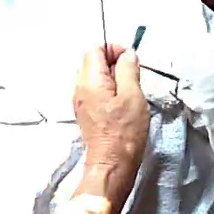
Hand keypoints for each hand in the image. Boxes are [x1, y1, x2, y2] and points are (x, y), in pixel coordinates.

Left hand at [73, 45, 149, 203]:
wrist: (112, 164)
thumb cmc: (124, 132)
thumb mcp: (133, 96)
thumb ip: (128, 70)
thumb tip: (128, 54)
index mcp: (89, 81)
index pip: (95, 50)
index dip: (114, 49)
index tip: (131, 60)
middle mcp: (79, 89)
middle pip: (93, 62)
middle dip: (114, 63)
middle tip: (133, 76)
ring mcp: (81, 102)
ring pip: (96, 77)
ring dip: (114, 78)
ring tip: (130, 91)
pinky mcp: (87, 113)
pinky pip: (96, 92)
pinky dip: (110, 91)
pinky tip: (123, 104)